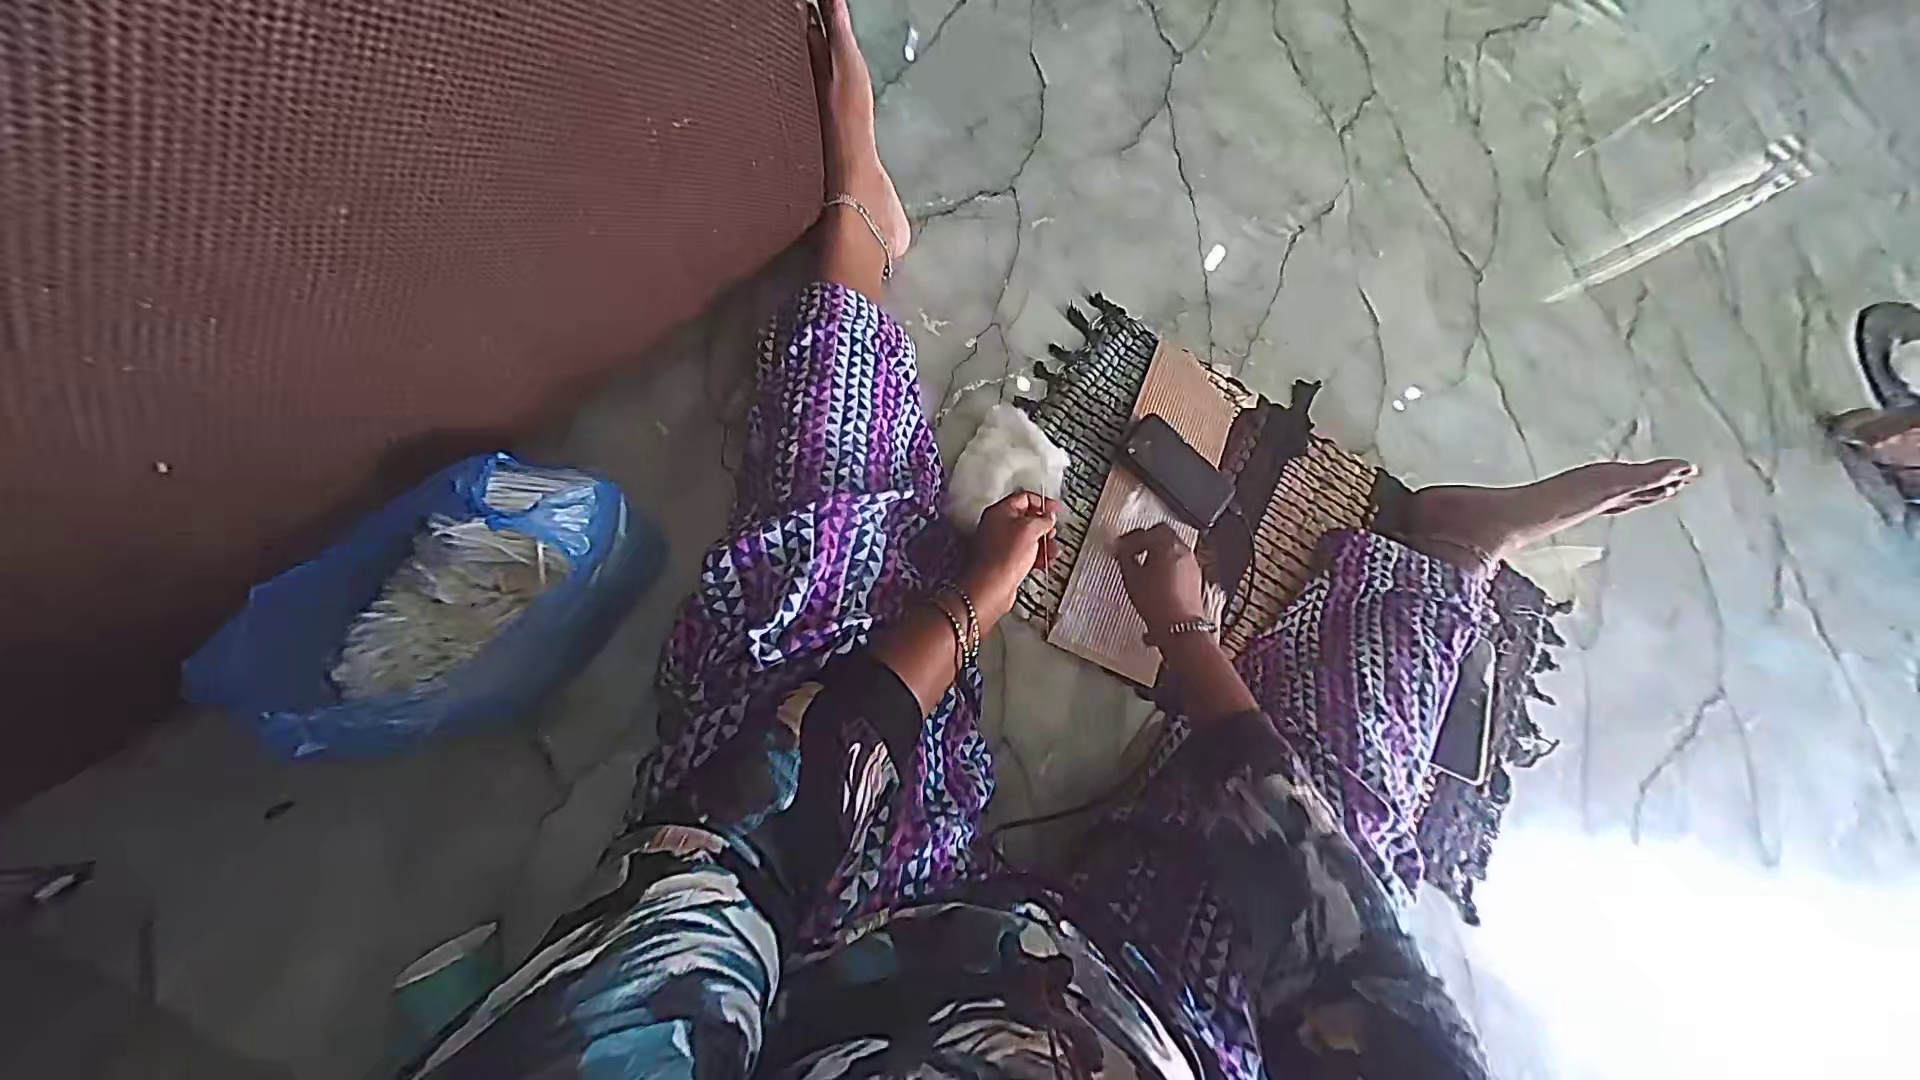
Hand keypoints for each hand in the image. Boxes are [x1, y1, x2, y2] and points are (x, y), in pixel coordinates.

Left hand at [961, 491, 1060, 624]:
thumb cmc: (1002, 558)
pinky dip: (1037, 557)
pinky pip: (1025, 554)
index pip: (1024, 498)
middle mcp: (998, 527)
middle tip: (1052, 533)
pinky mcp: (1005, 562)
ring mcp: (1001, 545)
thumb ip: (1042, 519)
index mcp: (1000, 512)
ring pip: (1028, 539)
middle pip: (1027, 519)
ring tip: (1052, 552)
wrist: (988, 589)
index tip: (1056, 510)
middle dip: (1044, 526)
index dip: (1042, 502)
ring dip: (1044, 544)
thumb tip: (1049, 517)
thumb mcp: (1029, 530)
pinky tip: (1045, 563)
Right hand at [1114, 524, 1207, 635]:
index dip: (1128, 539)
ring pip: (1172, 546)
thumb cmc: (1158, 604)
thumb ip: (1125, 558)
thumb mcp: (1131, 577)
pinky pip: (1178, 560)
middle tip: (1131, 549)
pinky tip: (1155, 575)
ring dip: (1156, 550)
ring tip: (1142, 563)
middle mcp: (1182, 551)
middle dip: (1145, 539)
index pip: (1145, 532)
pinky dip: (1166, 561)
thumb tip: (1122, 550)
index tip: (1120, 546)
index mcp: (1166, 546)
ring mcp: (1191, 563)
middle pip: (1162, 533)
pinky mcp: (1194, 576)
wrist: (1179, 627)